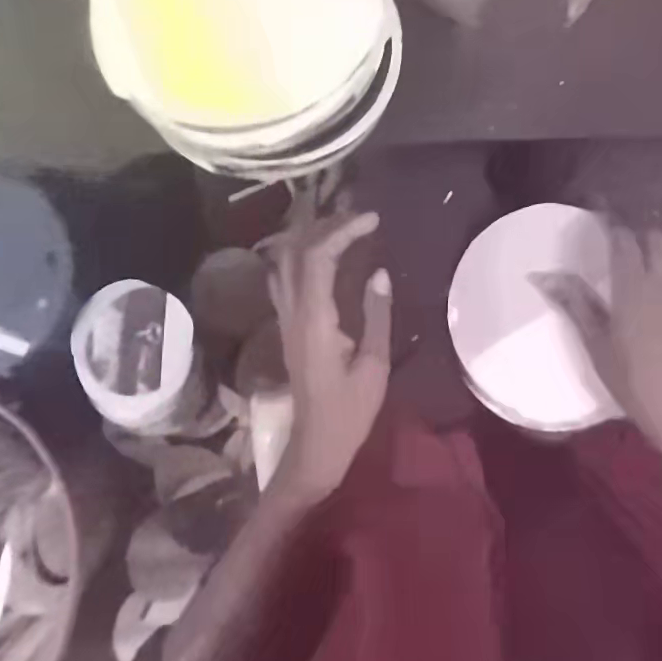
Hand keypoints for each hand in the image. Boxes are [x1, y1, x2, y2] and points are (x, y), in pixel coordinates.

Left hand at [265, 210, 391, 499]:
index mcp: (315, 319)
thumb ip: (376, 315)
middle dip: (326, 225)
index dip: (343, 230)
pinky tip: (319, 255)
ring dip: (308, 236)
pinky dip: (299, 255)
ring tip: (341, 228)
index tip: (372, 219)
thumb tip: (379, 273)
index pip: (319, 256)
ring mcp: (284, 318)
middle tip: (359, 219)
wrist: (316, 441)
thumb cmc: (350, 410)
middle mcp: (292, 311)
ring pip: (283, 261)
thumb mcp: (374, 364)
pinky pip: (283, 278)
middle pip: (296, 250)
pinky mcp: (285, 325)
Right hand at [535, 225, 661, 478]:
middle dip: (641, 230)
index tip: (599, 211)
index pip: (624, 241)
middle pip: (658, 240)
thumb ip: (573, 301)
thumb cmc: (625, 373)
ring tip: (654, 245)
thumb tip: (542, 275)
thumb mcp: (592, 338)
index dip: (612, 223)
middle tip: (624, 231)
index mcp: (633, 286)